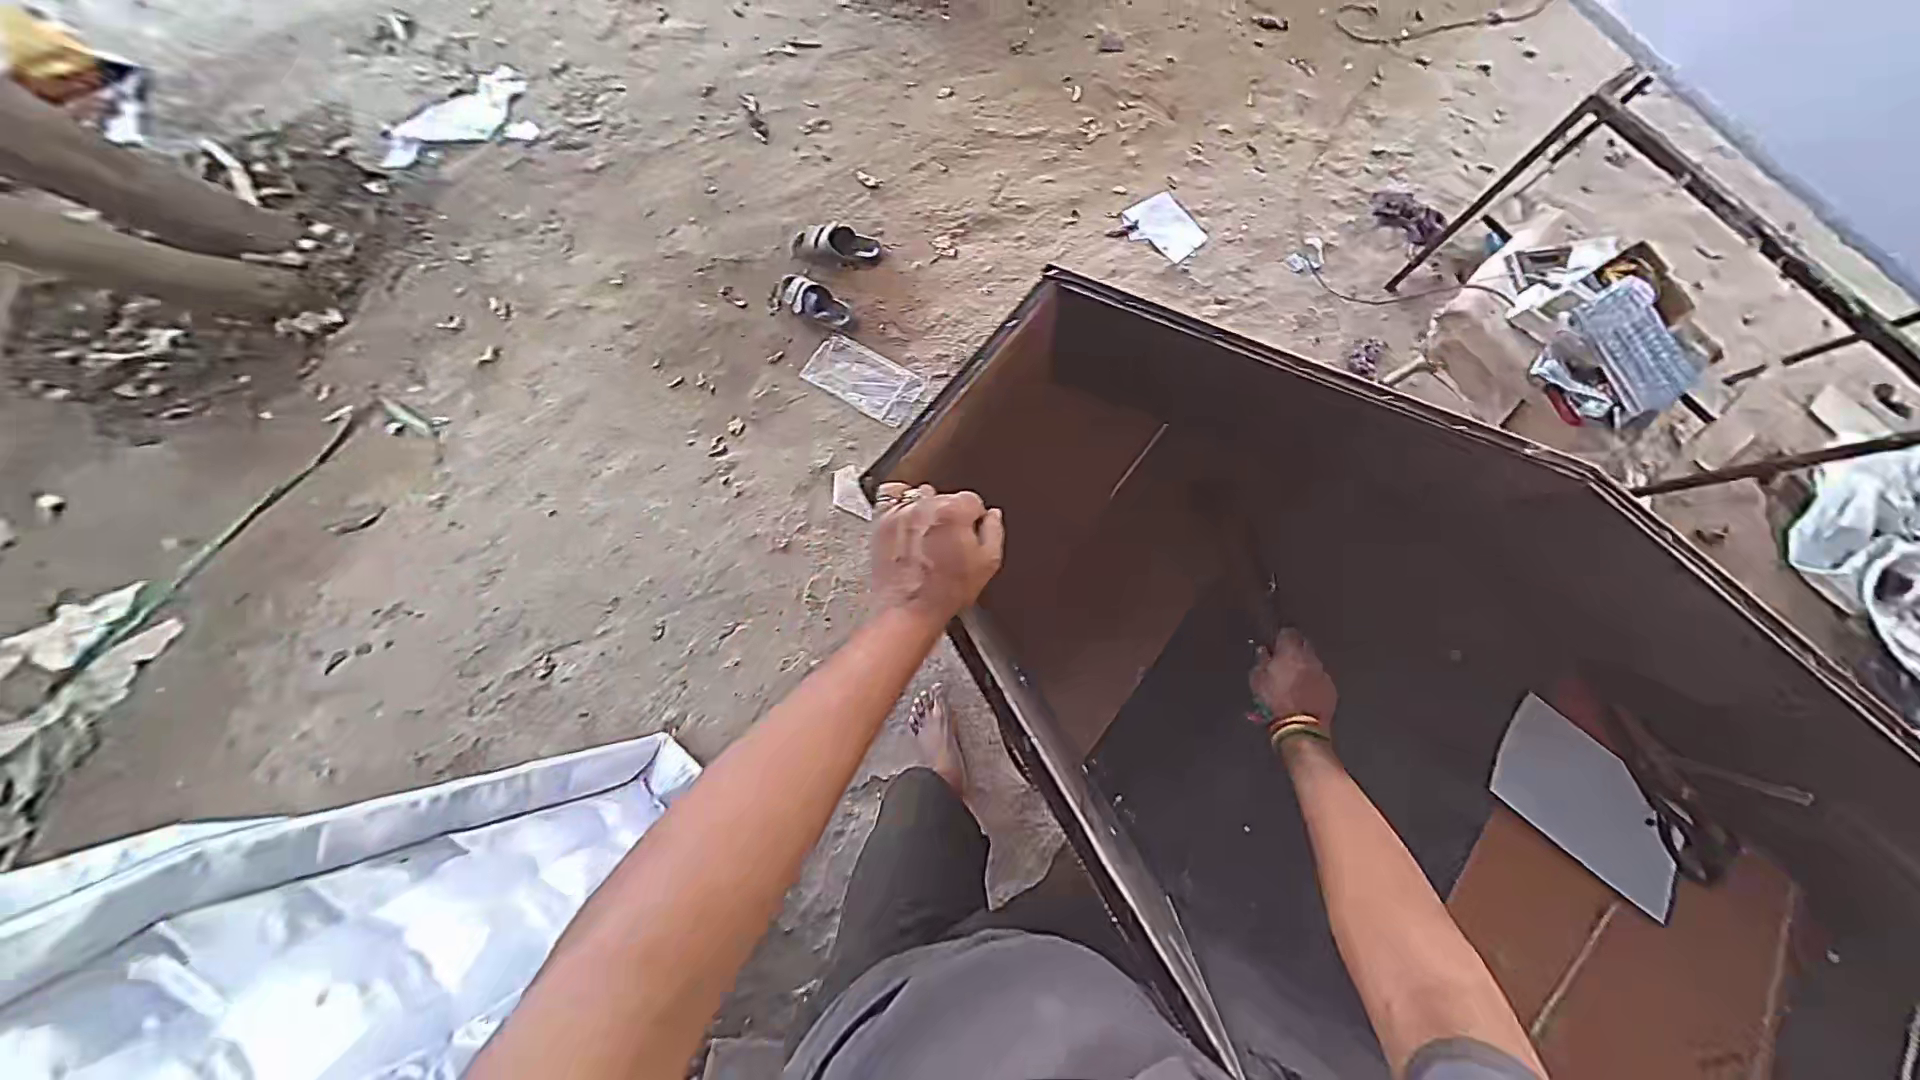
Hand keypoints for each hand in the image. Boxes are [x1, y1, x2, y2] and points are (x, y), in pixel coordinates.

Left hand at [871, 484, 1005, 624]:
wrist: (909, 610)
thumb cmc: (946, 592)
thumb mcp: (987, 563)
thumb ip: (994, 531)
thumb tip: (993, 516)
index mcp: (955, 511)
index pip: (972, 500)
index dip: (974, 520)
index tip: (970, 536)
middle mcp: (926, 505)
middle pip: (946, 498)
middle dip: (951, 517)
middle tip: (950, 544)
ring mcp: (902, 512)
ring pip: (921, 496)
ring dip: (927, 511)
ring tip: (928, 538)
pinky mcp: (882, 521)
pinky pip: (890, 496)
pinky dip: (900, 504)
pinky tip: (908, 522)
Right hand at [1249, 629, 1337, 727]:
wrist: (1301, 727)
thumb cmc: (1275, 702)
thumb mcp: (1257, 680)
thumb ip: (1261, 661)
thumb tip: (1263, 651)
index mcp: (1290, 653)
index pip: (1289, 632)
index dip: (1282, 636)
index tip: (1276, 643)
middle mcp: (1310, 659)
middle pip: (1304, 644)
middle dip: (1295, 649)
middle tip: (1284, 659)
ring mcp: (1323, 674)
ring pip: (1313, 662)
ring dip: (1304, 666)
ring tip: (1293, 679)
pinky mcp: (1331, 689)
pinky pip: (1321, 678)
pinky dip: (1313, 681)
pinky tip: (1304, 691)